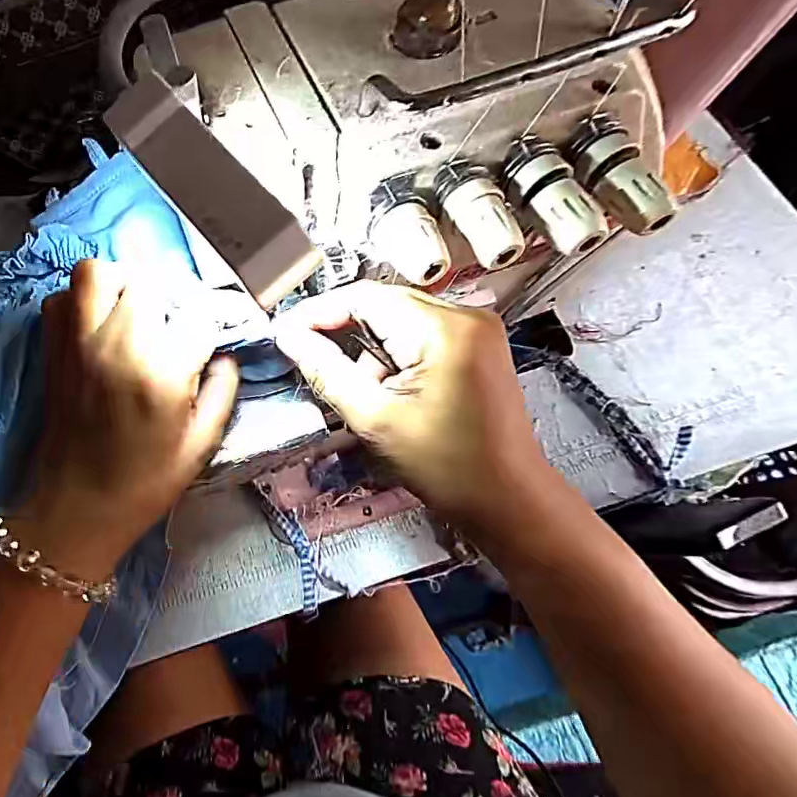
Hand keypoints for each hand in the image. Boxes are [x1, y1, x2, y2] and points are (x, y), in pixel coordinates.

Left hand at [16, 260, 239, 573]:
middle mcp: (116, 345)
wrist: (78, 507)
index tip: (210, 342)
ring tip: (136, 312)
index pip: (196, 316)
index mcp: (160, 372)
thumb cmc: (147, 481)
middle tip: (175, 324)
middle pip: (148, 281)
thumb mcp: (202, 443)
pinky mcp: (52, 348)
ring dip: (123, 284)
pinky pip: (64, 296)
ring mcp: (77, 342)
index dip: (210, 325)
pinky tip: (101, 326)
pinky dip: (85, 300)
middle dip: (170, 297)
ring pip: (97, 272)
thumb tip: (226, 354)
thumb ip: (224, 389)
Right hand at [272, 282, 555, 525]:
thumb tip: (291, 338)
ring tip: (369, 398)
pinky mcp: (477, 347)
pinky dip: (396, 359)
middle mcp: (466, 317)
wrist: (508, 499)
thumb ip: (327, 372)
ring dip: (371, 352)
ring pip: (399, 322)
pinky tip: (392, 394)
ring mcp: (476, 331)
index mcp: (445, 329)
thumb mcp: (376, 420)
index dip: (318, 312)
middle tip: (314, 364)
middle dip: (344, 335)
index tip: (287, 333)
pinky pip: (421, 337)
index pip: (365, 297)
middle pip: (383, 305)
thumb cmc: (451, 468)